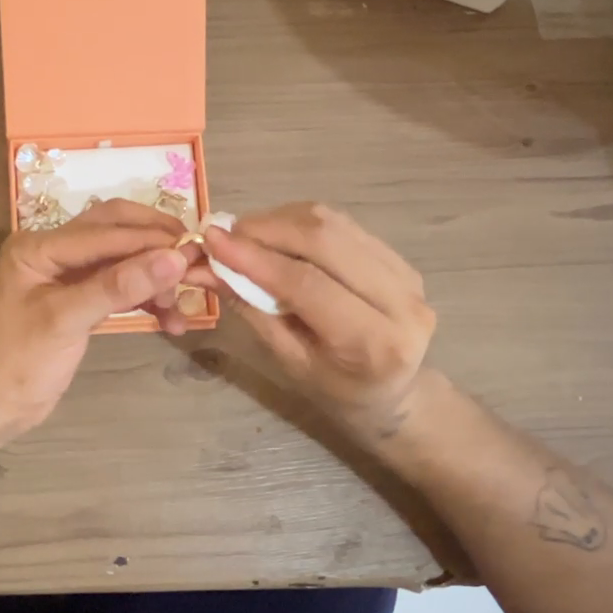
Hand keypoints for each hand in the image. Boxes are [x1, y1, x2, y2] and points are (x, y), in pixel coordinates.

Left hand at [0, 199, 198, 461]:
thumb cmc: (17, 363)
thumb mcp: (66, 321)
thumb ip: (119, 286)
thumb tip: (175, 257)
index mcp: (38, 246)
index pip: (105, 230)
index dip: (150, 238)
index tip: (195, 249)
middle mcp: (53, 251)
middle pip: (116, 231)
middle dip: (157, 245)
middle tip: (197, 260)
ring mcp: (67, 275)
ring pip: (122, 259)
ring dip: (154, 274)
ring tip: (184, 299)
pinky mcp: (79, 299)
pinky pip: (120, 286)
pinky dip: (145, 297)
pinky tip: (171, 318)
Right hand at [189, 203, 436, 437]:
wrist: (392, 391)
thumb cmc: (334, 388)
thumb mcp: (288, 360)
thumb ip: (252, 310)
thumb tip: (205, 269)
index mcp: (374, 343)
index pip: (307, 285)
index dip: (256, 258)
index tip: (212, 241)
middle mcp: (401, 302)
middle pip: (326, 240)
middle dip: (267, 229)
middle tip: (225, 233)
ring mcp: (407, 274)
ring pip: (335, 224)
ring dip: (281, 221)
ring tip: (246, 234)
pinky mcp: (401, 257)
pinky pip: (344, 225)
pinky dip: (301, 223)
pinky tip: (277, 235)